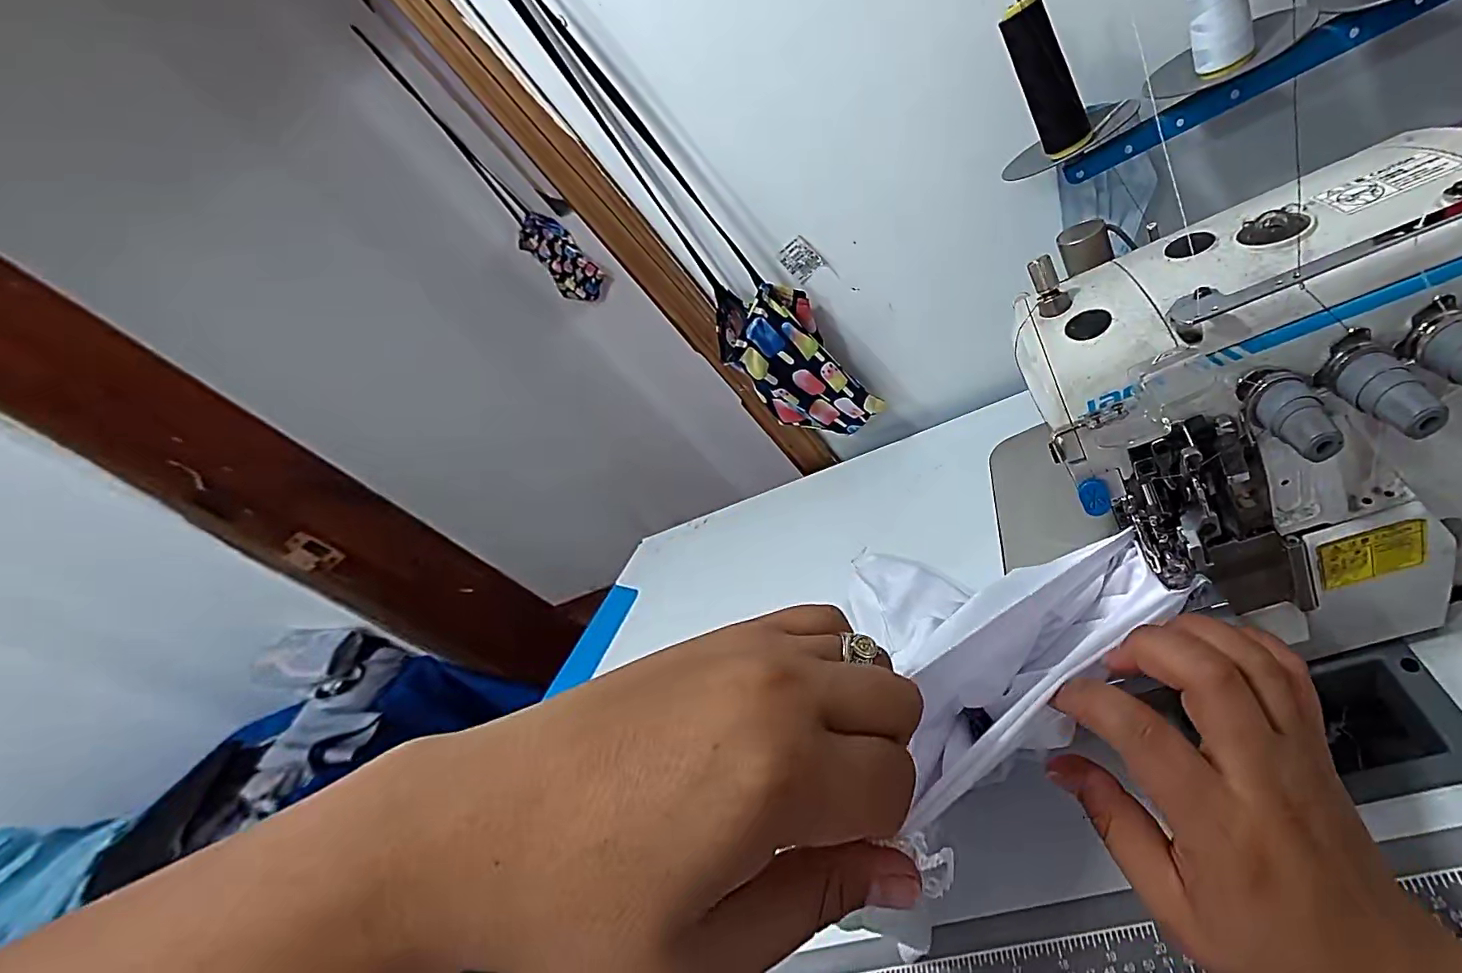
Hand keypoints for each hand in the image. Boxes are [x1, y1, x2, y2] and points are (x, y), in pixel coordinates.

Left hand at [0, 606, 922, 972]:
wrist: (458, 836)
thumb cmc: (567, 920)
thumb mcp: (700, 957)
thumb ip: (819, 900)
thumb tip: (901, 873)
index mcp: (780, 772)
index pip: (896, 785)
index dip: (884, 831)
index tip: (845, 854)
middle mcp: (780, 690)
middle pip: (899, 704)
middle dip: (882, 763)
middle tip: (827, 810)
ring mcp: (751, 649)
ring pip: (866, 658)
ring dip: (856, 710)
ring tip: (804, 756)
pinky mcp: (722, 632)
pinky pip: (816, 623)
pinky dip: (826, 660)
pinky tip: (782, 705)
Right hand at [1049, 616, 1461, 972]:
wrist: (1365, 964)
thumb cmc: (1274, 946)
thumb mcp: (1174, 905)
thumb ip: (1115, 825)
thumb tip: (1070, 770)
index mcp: (1220, 826)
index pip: (1146, 736)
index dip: (1095, 701)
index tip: (1070, 694)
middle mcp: (1263, 776)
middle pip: (1207, 674)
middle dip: (1148, 646)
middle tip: (1114, 658)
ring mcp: (1296, 750)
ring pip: (1250, 657)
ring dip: (1193, 632)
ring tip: (1156, 643)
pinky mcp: (1315, 740)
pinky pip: (1287, 666)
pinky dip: (1245, 638)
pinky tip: (1215, 644)